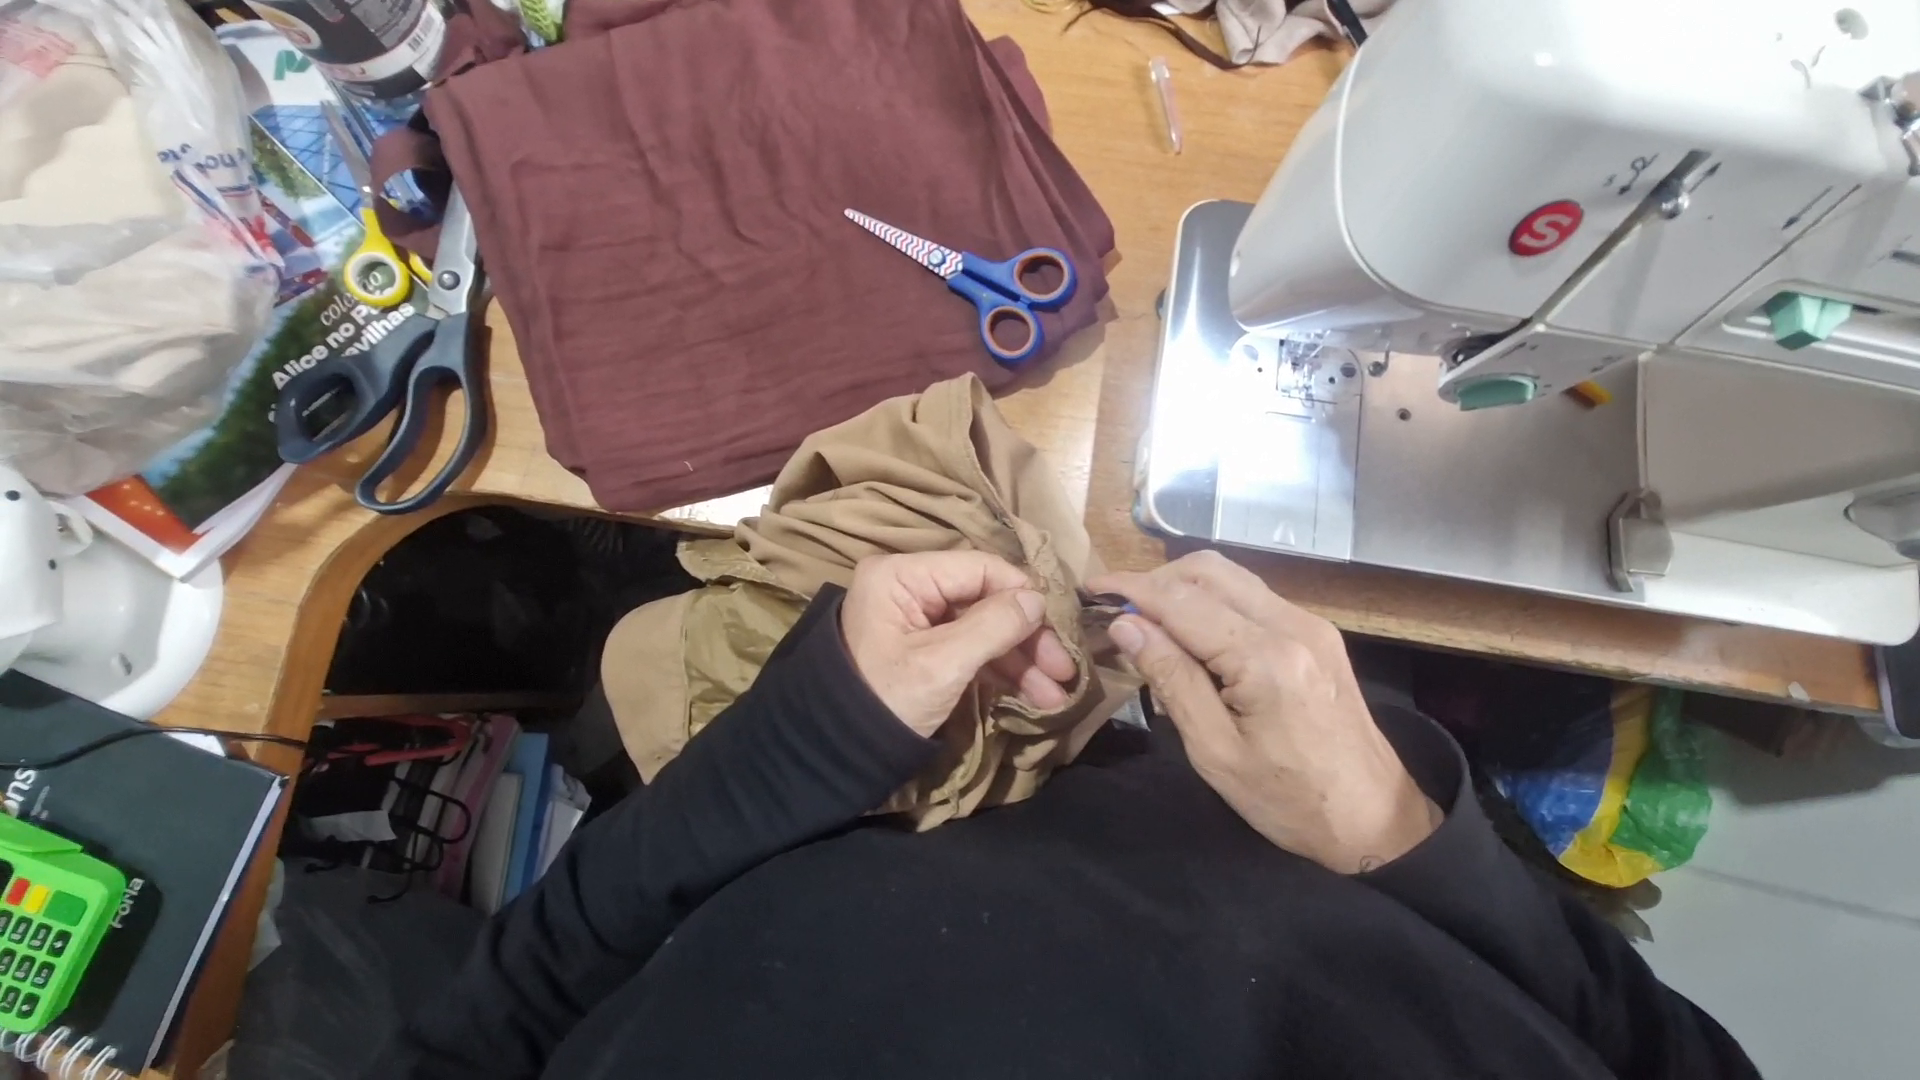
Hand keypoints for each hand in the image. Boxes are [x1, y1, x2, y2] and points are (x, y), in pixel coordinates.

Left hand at [840, 551, 1075, 736]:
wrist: (838, 756)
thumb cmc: (886, 701)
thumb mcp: (942, 665)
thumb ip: (993, 626)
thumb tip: (1038, 598)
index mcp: (902, 575)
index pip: (980, 568)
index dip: (1023, 594)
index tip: (1058, 627)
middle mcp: (910, 587)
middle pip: (986, 600)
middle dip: (1027, 637)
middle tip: (1064, 671)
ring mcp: (918, 620)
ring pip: (984, 629)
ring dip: (1021, 661)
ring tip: (1056, 697)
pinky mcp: (926, 650)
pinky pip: (972, 650)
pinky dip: (1002, 671)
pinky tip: (1033, 696)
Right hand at [1086, 551, 1438, 872]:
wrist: (1376, 820)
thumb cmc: (1288, 800)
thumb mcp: (1215, 751)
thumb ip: (1170, 679)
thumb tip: (1125, 625)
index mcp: (1266, 658)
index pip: (1181, 600)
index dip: (1129, 589)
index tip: (1089, 590)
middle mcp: (1292, 624)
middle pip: (1207, 570)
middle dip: (1154, 581)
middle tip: (1117, 611)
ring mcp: (1309, 624)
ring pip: (1230, 576)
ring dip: (1181, 588)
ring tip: (1147, 624)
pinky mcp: (1315, 633)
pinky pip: (1250, 597)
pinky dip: (1210, 604)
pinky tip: (1191, 640)